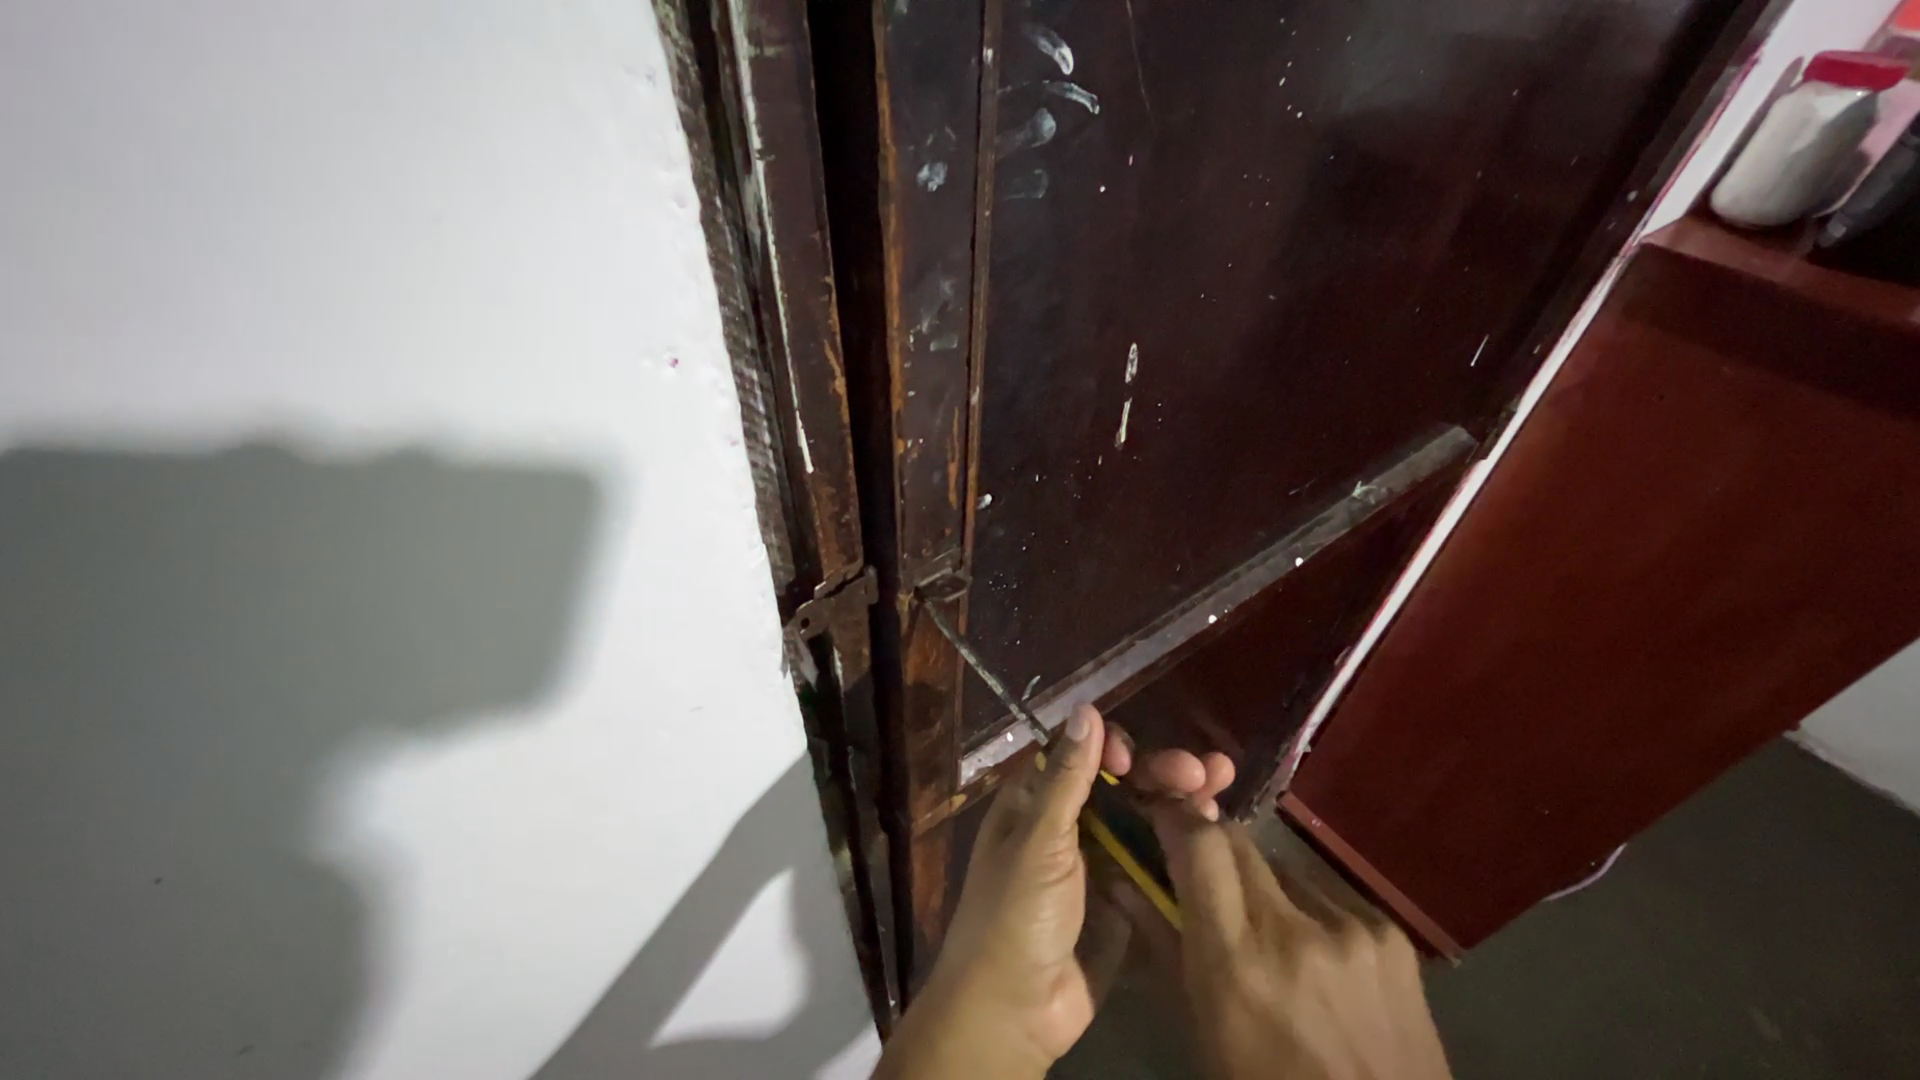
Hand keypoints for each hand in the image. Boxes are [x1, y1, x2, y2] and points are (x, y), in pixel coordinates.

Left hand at [875, 704, 1230, 1077]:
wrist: (1014, 1012)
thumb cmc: (1014, 915)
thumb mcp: (1039, 840)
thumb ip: (1067, 777)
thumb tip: (1086, 709)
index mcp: (1034, 803)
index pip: (1078, 756)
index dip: (1110, 749)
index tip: (1132, 761)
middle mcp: (1067, 826)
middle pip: (1120, 786)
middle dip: (1160, 773)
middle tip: (1202, 771)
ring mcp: (1097, 864)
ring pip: (1143, 820)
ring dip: (1179, 802)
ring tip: (1219, 786)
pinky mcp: (1123, 900)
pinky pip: (1153, 862)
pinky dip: (1181, 845)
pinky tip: (1216, 828)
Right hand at [1137, 752, 1451, 1079]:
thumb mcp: (1202, 1028)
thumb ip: (1162, 944)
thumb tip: (1124, 882)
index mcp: (1237, 961)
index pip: (1200, 845)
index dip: (1176, 819)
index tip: (1160, 818)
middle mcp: (1295, 929)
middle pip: (1238, 840)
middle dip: (1211, 846)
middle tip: (1201, 871)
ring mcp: (1352, 927)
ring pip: (1283, 866)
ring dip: (1264, 886)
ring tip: (1270, 935)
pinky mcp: (1393, 934)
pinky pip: (1330, 894)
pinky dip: (1310, 911)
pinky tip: (1319, 957)